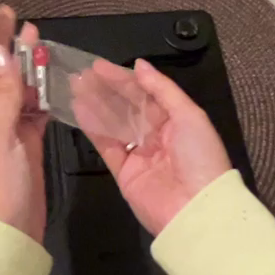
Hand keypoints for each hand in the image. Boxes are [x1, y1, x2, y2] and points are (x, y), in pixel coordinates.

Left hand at [0, 0, 46, 242]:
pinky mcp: (24, 140)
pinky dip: (40, 90)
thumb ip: (3, 93)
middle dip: (0, 38)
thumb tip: (0, 54)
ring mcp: (4, 127)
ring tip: (33, 34)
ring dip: (23, 61)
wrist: (8, 231)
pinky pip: (32, 106)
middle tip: (11, 11)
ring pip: (15, 84)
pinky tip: (48, 75)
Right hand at [83, 58, 231, 235]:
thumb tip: (139, 65)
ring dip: (95, 105)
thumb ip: (162, 89)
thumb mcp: (190, 115)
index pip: (146, 95)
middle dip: (106, 90)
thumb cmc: (199, 156)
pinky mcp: (123, 173)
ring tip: (75, 86)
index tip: (100, 66)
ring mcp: (139, 155)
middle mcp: (157, 136)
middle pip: (127, 108)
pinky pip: (106, 146)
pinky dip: (93, 128)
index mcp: (177, 121)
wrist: (196, 208)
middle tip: (82, 74)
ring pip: (114, 124)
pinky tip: (79, 110)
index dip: (124, 79)